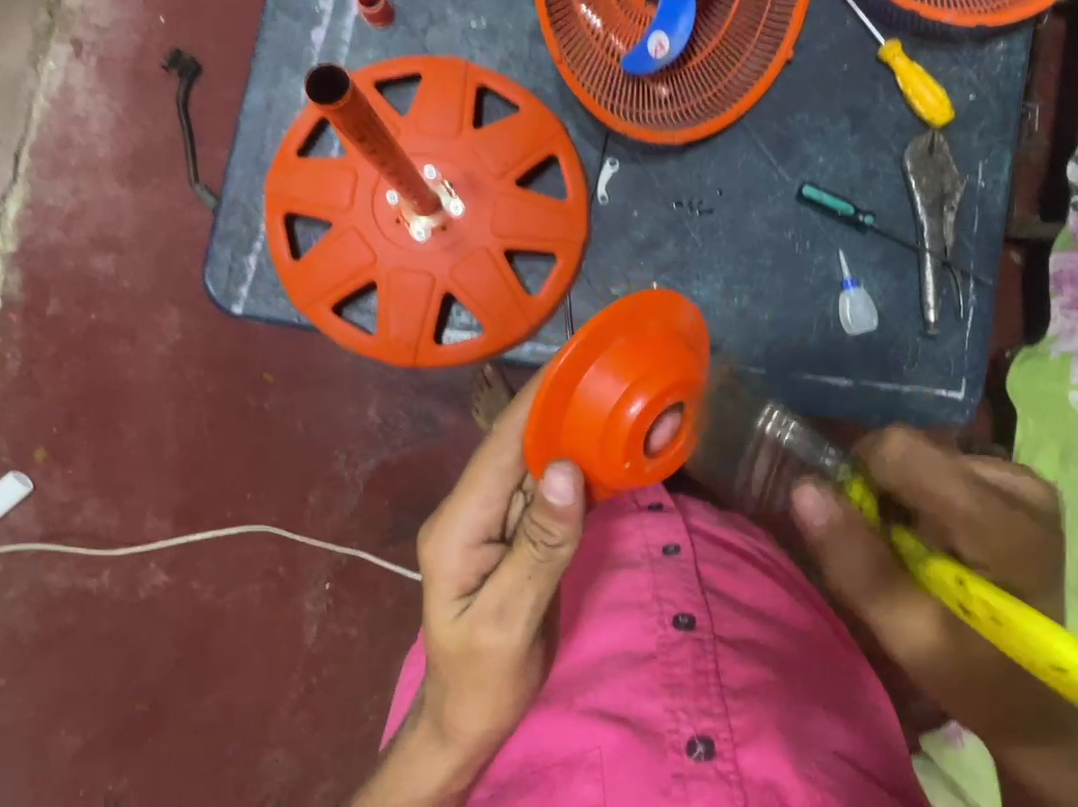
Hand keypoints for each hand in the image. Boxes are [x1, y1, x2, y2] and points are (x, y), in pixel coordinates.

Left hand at [408, 374, 586, 764]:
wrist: (469, 717)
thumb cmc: (481, 677)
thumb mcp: (509, 621)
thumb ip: (539, 546)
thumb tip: (564, 469)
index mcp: (459, 524)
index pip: (499, 446)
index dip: (536, 400)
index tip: (575, 360)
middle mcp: (474, 510)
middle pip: (518, 445)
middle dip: (562, 405)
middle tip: (610, 369)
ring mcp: (496, 521)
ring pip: (537, 463)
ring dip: (575, 430)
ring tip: (618, 395)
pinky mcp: (520, 533)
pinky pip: (552, 491)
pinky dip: (582, 468)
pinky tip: (613, 449)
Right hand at [790, 427, 1077, 804]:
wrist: (1034, 699)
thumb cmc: (973, 675)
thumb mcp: (904, 633)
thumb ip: (855, 560)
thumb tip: (803, 488)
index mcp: (1003, 522)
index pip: (903, 451)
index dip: (862, 479)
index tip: (860, 530)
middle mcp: (1020, 485)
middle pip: (912, 450)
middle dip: (881, 491)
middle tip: (887, 550)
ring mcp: (1023, 481)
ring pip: (923, 454)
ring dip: (900, 495)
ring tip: (911, 550)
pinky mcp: (1017, 484)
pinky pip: (942, 464)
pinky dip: (921, 496)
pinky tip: (933, 540)